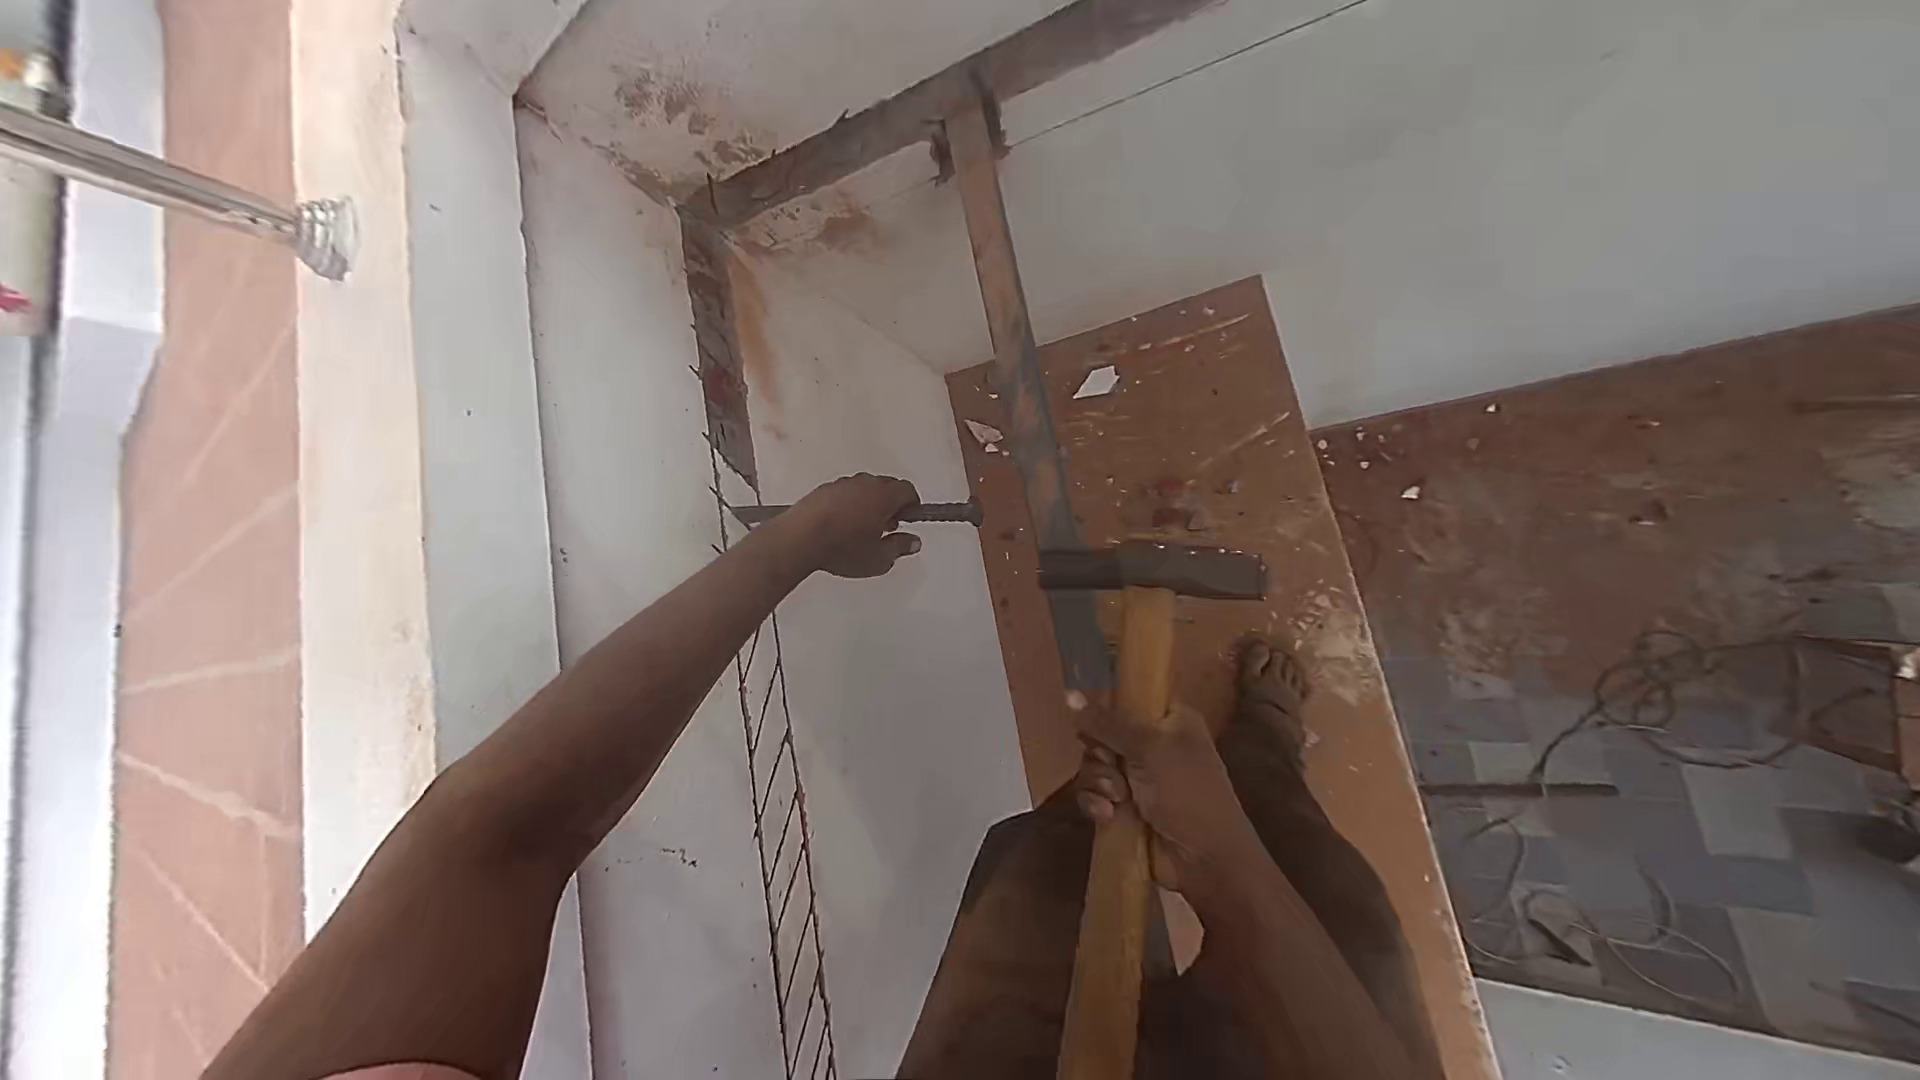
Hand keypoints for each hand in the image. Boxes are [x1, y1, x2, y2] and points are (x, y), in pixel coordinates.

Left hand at [786, 473, 922, 578]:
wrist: (799, 540)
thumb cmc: (842, 549)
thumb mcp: (879, 558)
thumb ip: (900, 547)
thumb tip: (913, 542)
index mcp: (884, 496)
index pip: (907, 490)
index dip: (912, 504)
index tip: (909, 518)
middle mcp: (864, 484)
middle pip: (887, 485)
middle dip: (892, 503)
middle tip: (888, 525)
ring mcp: (841, 485)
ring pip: (864, 488)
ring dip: (869, 502)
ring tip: (863, 527)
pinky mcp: (822, 490)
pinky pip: (844, 492)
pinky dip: (849, 503)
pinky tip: (842, 524)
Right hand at [1073, 700, 1264, 895]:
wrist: (1206, 862)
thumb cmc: (1188, 793)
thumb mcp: (1149, 748)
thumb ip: (1106, 722)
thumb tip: (1067, 693)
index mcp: (1169, 719)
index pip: (1128, 699)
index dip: (1110, 710)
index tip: (1102, 724)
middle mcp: (1152, 743)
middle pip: (1102, 732)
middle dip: (1101, 753)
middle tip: (1114, 766)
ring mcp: (1136, 777)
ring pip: (1093, 764)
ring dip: (1099, 782)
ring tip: (1117, 799)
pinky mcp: (1123, 807)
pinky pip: (1093, 793)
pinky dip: (1096, 803)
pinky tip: (1108, 815)